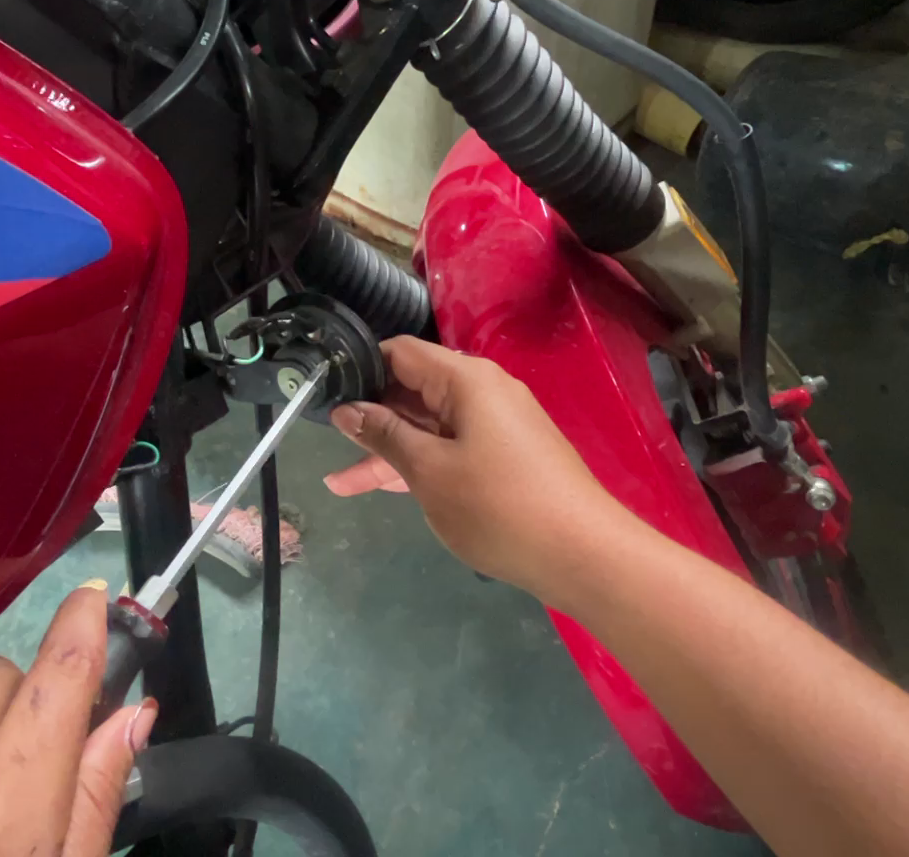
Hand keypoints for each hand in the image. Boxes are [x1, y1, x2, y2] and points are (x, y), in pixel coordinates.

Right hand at [323, 337, 625, 598]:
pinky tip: (382, 487)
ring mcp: (496, 425)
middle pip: (413, 390)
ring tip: (340, 480)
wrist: (584, 556)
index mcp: (465, 379)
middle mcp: (482, 392)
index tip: (324, 393)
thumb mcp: (429, 471)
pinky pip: (450, 448)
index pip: (399, 352)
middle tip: (326, 442)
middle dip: (370, 417)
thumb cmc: (499, 506)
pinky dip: (419, 464)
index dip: (360, 369)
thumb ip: (385, 435)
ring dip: (389, 450)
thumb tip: (346, 409)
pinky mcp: (504, 456)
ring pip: (428, 426)